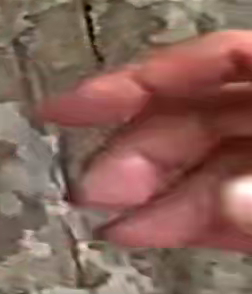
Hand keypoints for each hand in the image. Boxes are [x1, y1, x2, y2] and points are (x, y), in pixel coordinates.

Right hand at [41, 31, 251, 251]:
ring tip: (115, 228)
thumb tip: (228, 201)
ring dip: (154, 198)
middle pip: (203, 116)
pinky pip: (237, 201)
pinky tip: (151, 235)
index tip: (60, 112)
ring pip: (213, 164)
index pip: (222, 58)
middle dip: (137, 157)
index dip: (135, 80)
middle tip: (91, 193)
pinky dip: (192, 220)